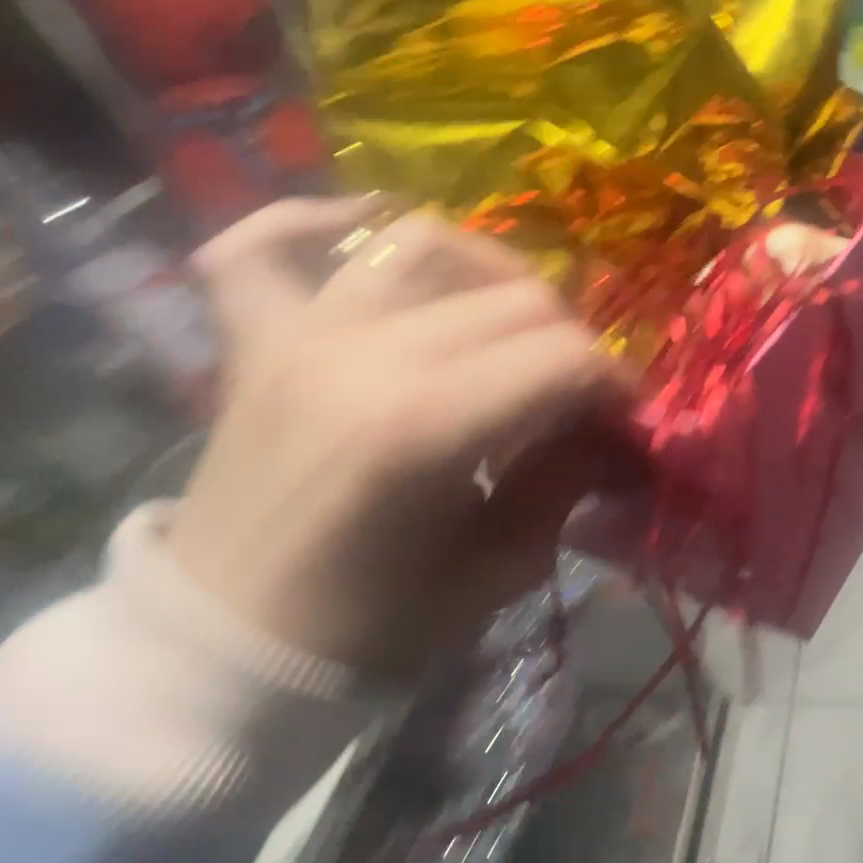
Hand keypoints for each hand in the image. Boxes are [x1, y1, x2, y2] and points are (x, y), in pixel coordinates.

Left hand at [168, 197, 631, 677]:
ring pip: (425, 244)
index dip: (617, 381)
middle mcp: (363, 354)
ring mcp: (300, 334)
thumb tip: (611, 427)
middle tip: (581, 391)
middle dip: (575, 341)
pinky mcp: (256, 339)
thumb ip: (567, 477)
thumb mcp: (504, 564)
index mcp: (425, 427)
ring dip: (494, 273)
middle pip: (516, 299)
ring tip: (516, 319)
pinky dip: (317, 221)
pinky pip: (263, 244)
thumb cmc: (376, 621)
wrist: (231, 640)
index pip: (564, 357)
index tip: (630, 416)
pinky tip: (367, 227)